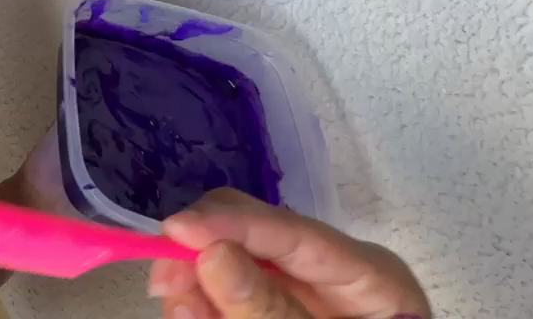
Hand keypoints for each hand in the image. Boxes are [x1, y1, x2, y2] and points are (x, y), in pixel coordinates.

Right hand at [147, 189, 430, 318]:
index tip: (174, 229)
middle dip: (201, 249)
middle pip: (248, 229)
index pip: (291, 231)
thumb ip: (272, 312)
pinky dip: (198, 300)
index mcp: (367, 276)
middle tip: (165, 281)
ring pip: (223, 252)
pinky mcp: (265, 298)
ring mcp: (294, 285)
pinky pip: (219, 283)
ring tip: (180, 311)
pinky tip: (190, 313)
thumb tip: (210, 255)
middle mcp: (325, 268)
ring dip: (193, 279)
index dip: (229, 223)